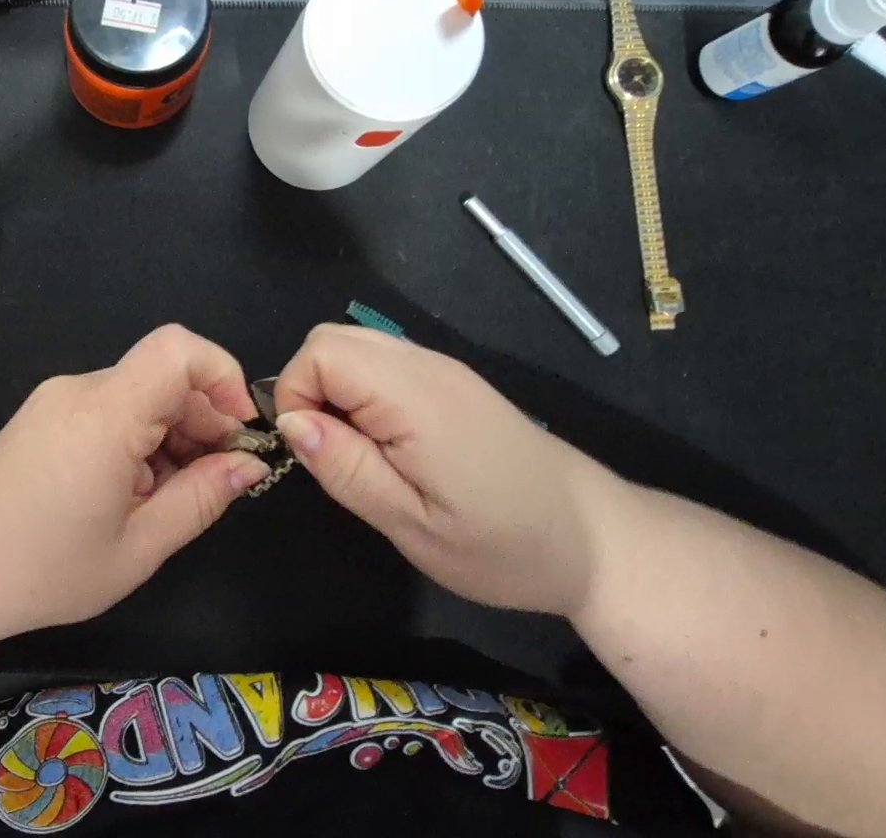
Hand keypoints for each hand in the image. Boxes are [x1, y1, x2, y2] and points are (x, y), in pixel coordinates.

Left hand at [0, 325, 272, 644]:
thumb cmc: (44, 570)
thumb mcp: (138, 548)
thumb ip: (202, 499)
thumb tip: (250, 464)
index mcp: (104, 414)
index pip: (178, 349)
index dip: (223, 375)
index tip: (240, 430)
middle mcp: (79, 390)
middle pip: (163, 376)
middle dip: (203, 421)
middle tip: (213, 484)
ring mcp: (57, 399)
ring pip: (140, 394)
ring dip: (170, 436)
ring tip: (164, 500)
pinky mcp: (45, 413)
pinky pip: (110, 408)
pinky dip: (138, 439)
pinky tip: (131, 493)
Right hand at [272, 324, 612, 617]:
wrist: (597, 540)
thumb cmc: (503, 546)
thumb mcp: (411, 525)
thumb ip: (346, 468)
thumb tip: (288, 422)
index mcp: (417, 397)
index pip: (321, 353)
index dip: (297, 396)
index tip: (316, 452)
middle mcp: (427, 365)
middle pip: (331, 338)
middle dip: (309, 389)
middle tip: (334, 453)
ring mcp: (442, 368)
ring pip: (354, 345)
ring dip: (334, 391)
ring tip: (360, 452)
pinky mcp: (451, 380)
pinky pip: (381, 362)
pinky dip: (360, 392)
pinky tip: (386, 442)